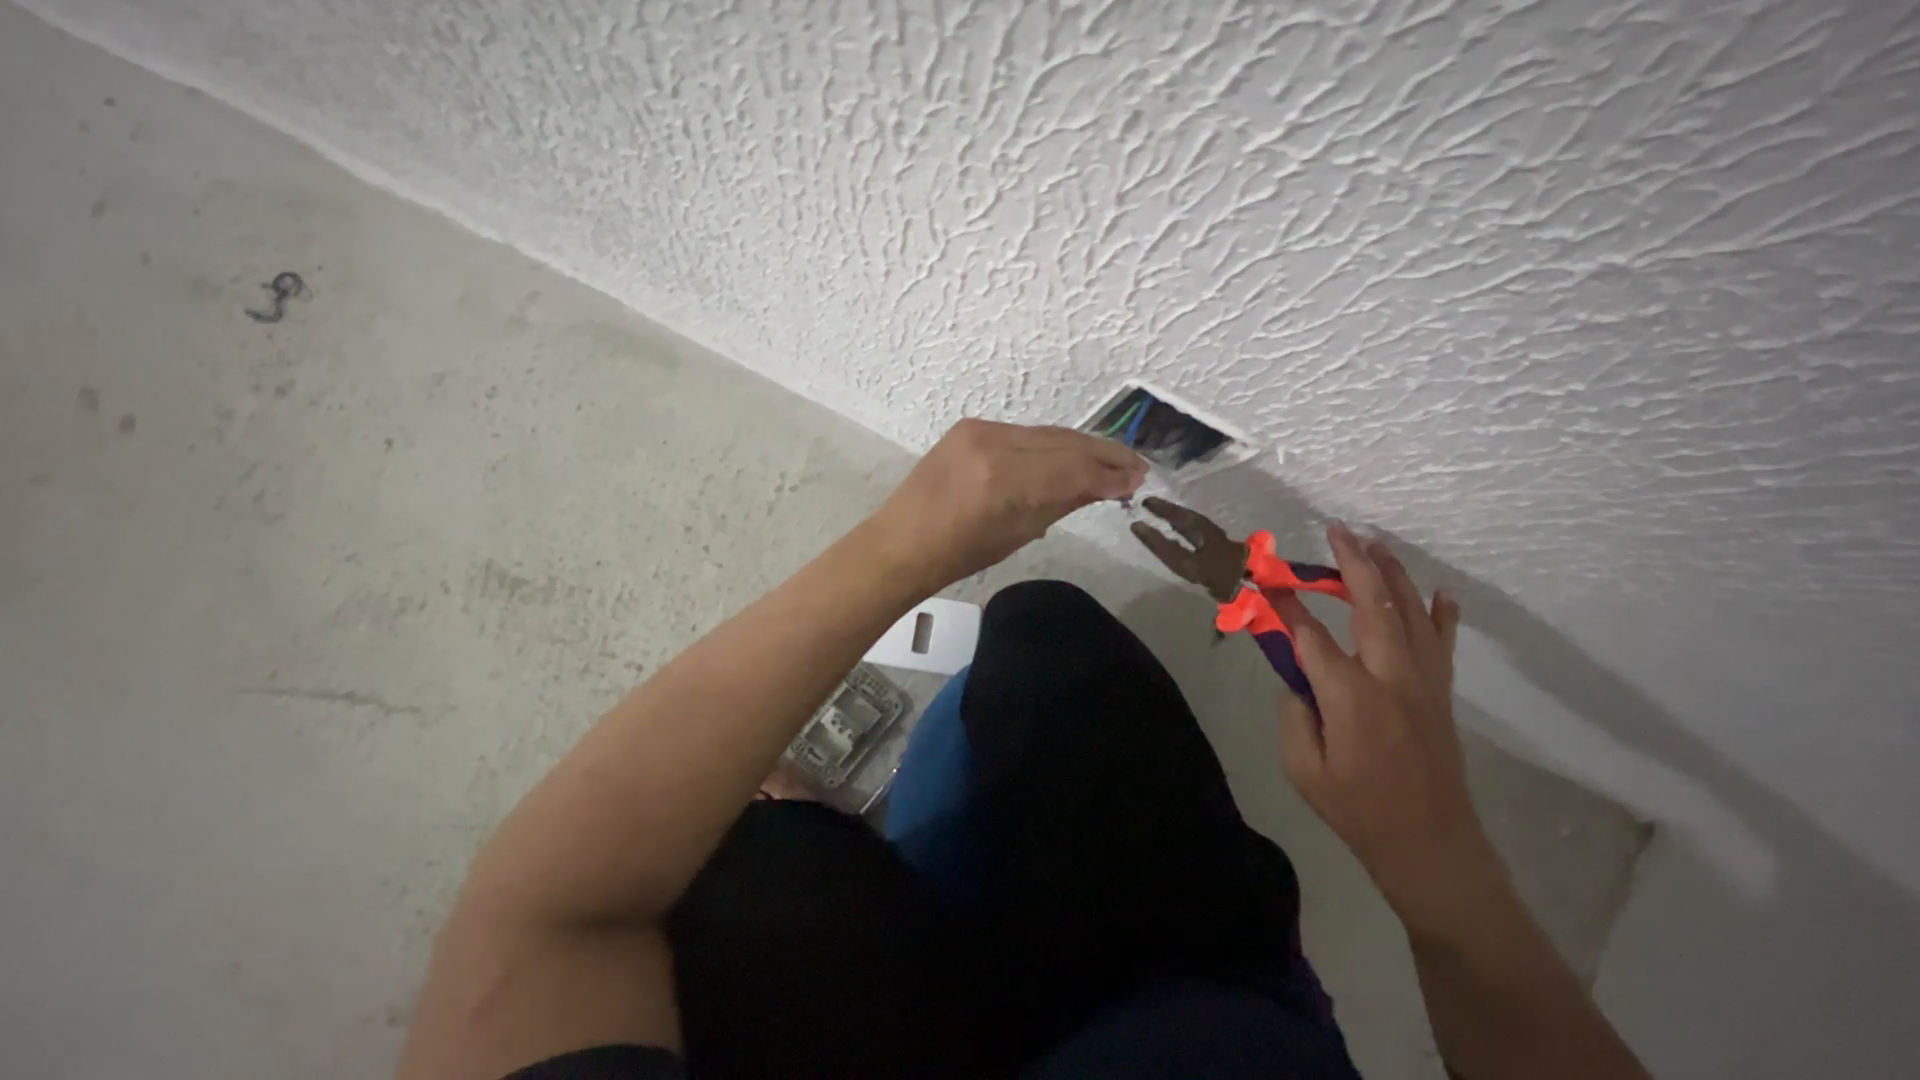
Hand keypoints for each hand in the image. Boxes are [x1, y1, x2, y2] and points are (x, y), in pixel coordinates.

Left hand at [863, 419, 1145, 592]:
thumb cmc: (960, 553)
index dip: (1109, 475)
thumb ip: (1063, 501)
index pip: (1072, 469)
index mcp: (1004, 480)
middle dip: (1103, 454)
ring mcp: (979, 430)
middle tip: (1136, 466)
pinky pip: (1024, 433)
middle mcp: (993, 444)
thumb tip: (1106, 486)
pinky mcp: (971, 426)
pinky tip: (1072, 455)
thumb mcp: (1020, 533)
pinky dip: (1051, 444)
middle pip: (1064, 442)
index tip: (1137, 482)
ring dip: (1081, 446)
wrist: (903, 541)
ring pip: (1046, 433)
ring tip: (1113, 460)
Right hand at [1268, 524, 1495, 916]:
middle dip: (1353, 563)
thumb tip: (1299, 679)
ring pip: (1412, 612)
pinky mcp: (1441, 693)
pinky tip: (1439, 590)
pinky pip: (1443, 642)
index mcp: (1350, 695)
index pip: (1310, 634)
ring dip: (1393, 574)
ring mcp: (1424, 682)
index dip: (1285, 603)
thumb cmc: (1358, 810)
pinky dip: (1442, 613)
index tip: (1264, 579)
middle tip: (1337, 531)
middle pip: (1374, 604)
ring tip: (1374, 543)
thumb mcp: (1303, 769)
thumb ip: (1294, 716)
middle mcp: (1391, 676)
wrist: (1429, 843)